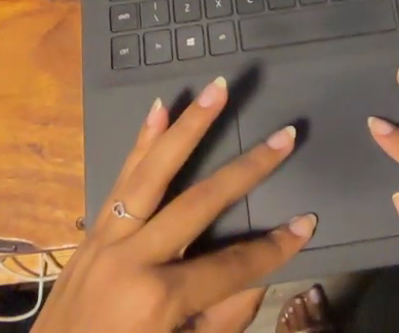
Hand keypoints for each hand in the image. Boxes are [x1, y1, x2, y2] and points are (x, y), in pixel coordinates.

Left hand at [33, 76, 317, 332]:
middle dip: (249, 168)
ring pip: (155, 169)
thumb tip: (257, 275)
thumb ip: (222, 320)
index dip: (273, 247)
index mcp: (158, 300)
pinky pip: (120, 178)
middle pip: (201, 201)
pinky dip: (141, 141)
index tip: (306, 224)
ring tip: (216, 89)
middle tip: (284, 136)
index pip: (232, 265)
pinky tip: (159, 107)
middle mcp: (134, 258)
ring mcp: (108, 239)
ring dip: (189, 125)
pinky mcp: (92, 232)